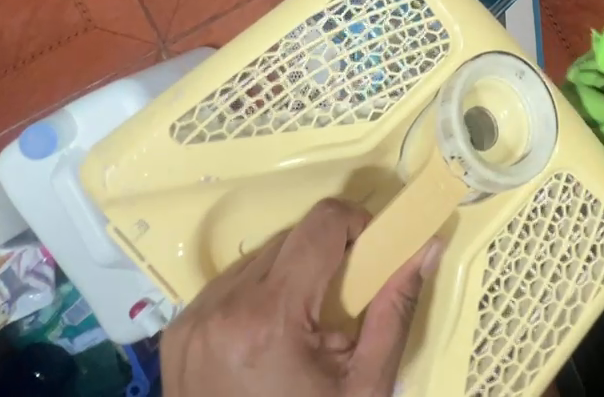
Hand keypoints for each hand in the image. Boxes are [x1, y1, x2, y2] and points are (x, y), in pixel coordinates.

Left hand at [162, 198, 439, 396]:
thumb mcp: (365, 384)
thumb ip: (395, 308)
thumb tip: (427, 247)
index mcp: (269, 317)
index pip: (321, 223)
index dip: (355, 224)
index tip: (370, 255)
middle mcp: (221, 308)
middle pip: (292, 237)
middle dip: (325, 256)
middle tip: (342, 304)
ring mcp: (192, 321)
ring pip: (259, 256)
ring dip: (290, 273)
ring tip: (303, 327)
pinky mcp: (175, 334)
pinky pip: (229, 283)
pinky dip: (256, 293)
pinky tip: (268, 337)